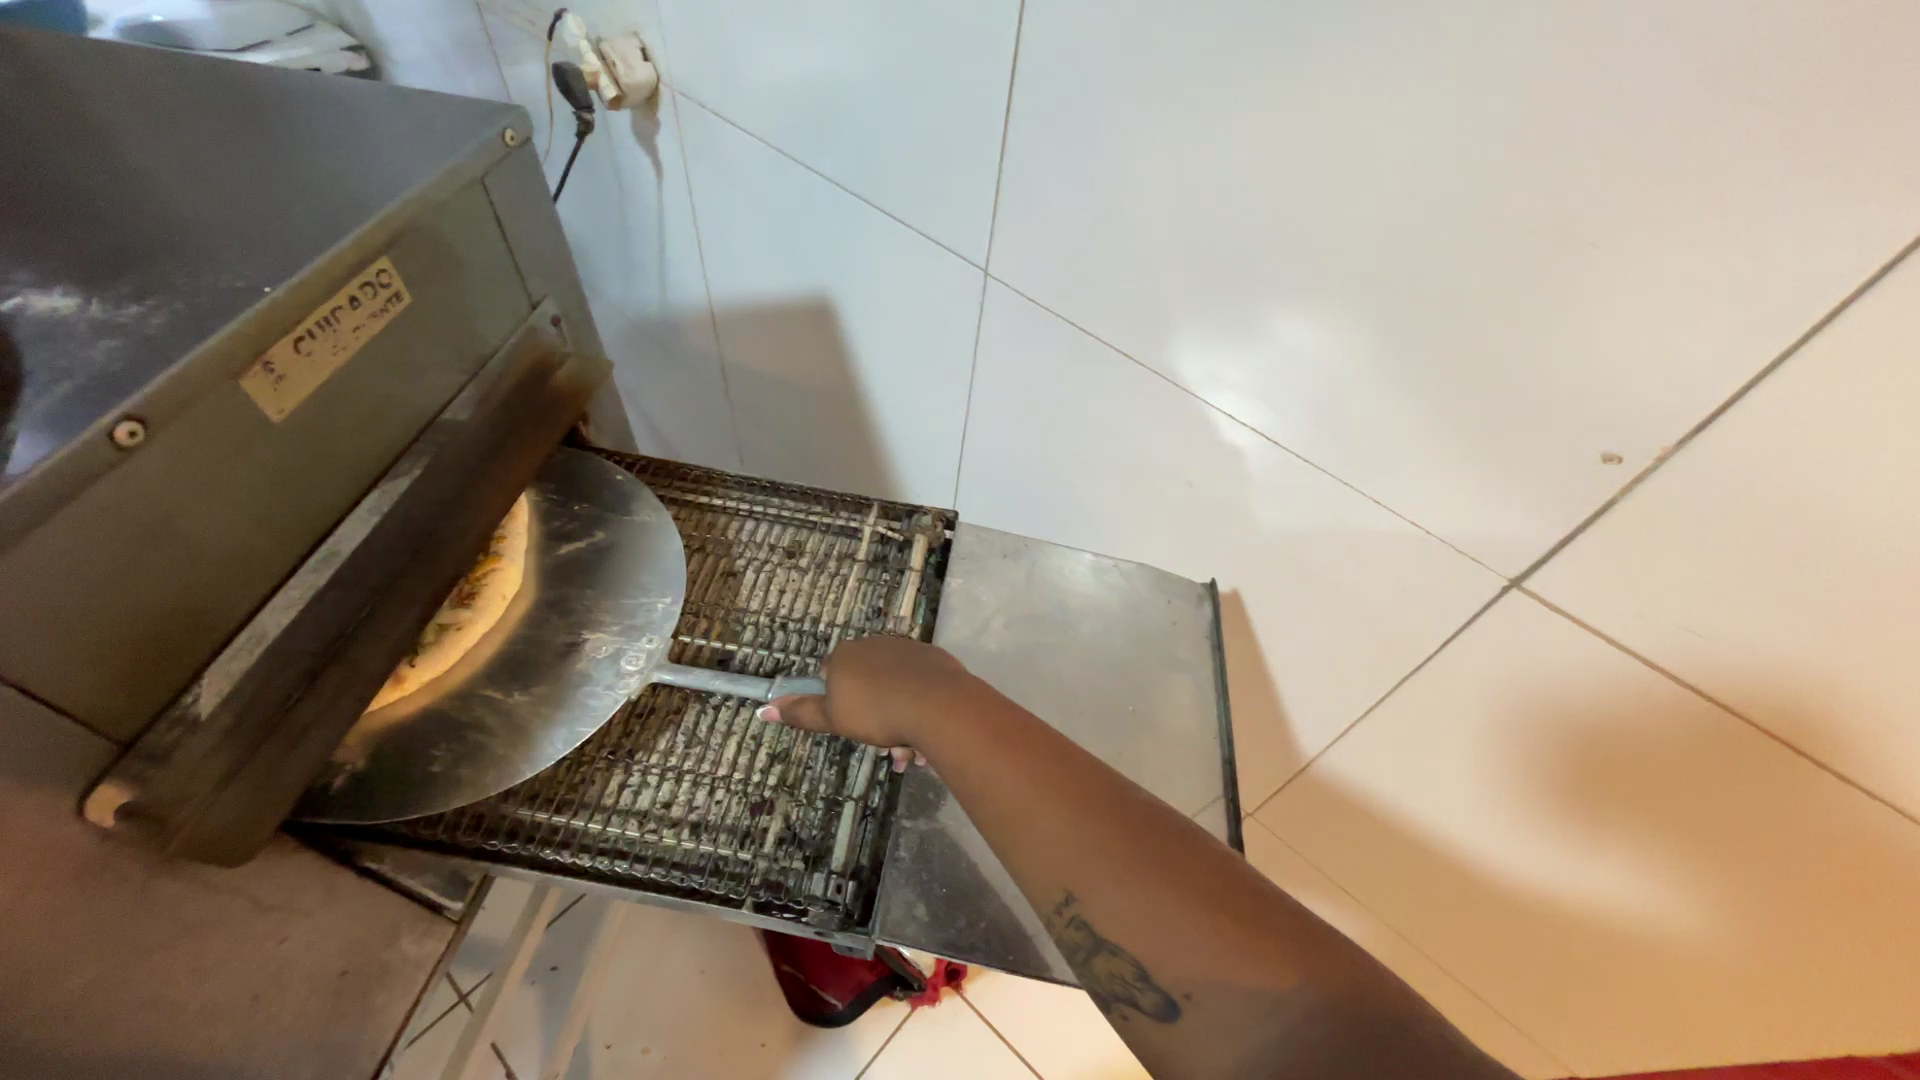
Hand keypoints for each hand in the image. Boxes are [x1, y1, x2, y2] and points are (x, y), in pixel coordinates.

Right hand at [760, 636, 977, 771]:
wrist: (938, 704)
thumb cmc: (877, 712)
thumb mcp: (833, 718)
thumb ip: (801, 713)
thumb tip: (763, 709)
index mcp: (847, 655)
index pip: (831, 675)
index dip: (838, 703)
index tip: (851, 726)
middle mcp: (875, 644)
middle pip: (866, 685)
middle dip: (874, 721)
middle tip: (888, 750)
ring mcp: (907, 649)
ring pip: (894, 690)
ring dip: (898, 722)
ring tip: (909, 752)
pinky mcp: (934, 659)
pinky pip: (919, 686)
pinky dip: (919, 708)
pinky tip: (927, 734)